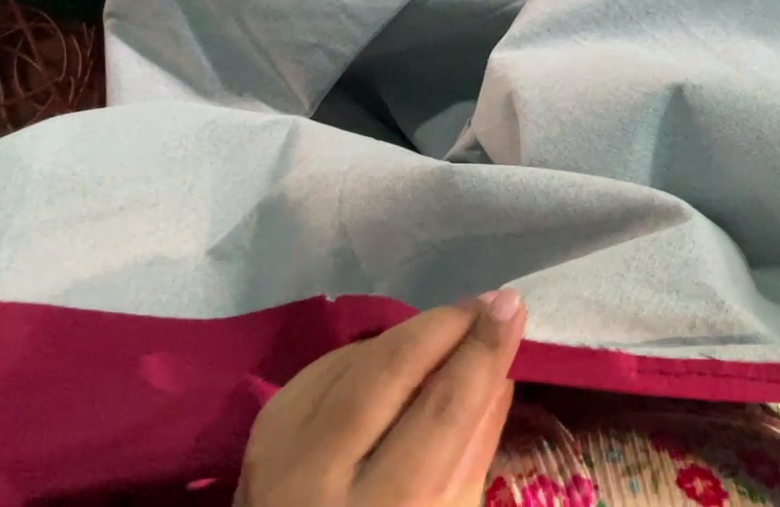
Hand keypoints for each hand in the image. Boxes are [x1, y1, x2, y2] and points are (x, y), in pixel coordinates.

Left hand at [236, 290, 525, 506]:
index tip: (512, 305)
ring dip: (415, 331)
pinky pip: (334, 362)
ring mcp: (283, 447)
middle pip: (391, 369)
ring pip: (361, 357)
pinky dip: (375, 350)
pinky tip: (402, 352)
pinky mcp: (267, 425)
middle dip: (448, 324)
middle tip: (489, 301)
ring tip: (456, 323)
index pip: (442, 412)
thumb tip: (499, 369)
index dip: (482, 352)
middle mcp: (321, 477)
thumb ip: (475, 447)